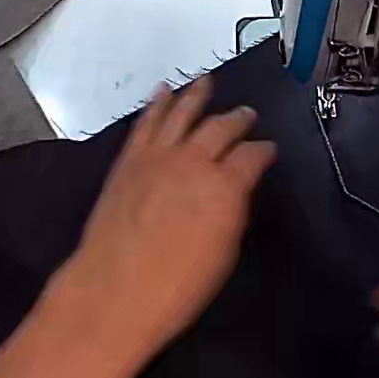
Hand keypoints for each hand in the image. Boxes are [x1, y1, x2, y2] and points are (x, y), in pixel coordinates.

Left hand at [43, 78, 275, 370]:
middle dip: (238, 118)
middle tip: (247, 114)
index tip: (268, 149)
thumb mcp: (224, 251)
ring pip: (184, 113)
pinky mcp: (131, 160)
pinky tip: (163, 92)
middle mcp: (194, 161)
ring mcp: (160, 156)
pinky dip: (156, 105)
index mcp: (225, 184)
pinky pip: (147, 123)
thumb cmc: (174, 287)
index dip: (264, 150)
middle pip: (223, 126)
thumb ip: (234, 208)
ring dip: (197, 96)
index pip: (253, 154)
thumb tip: (238, 188)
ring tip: (206, 82)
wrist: (111, 295)